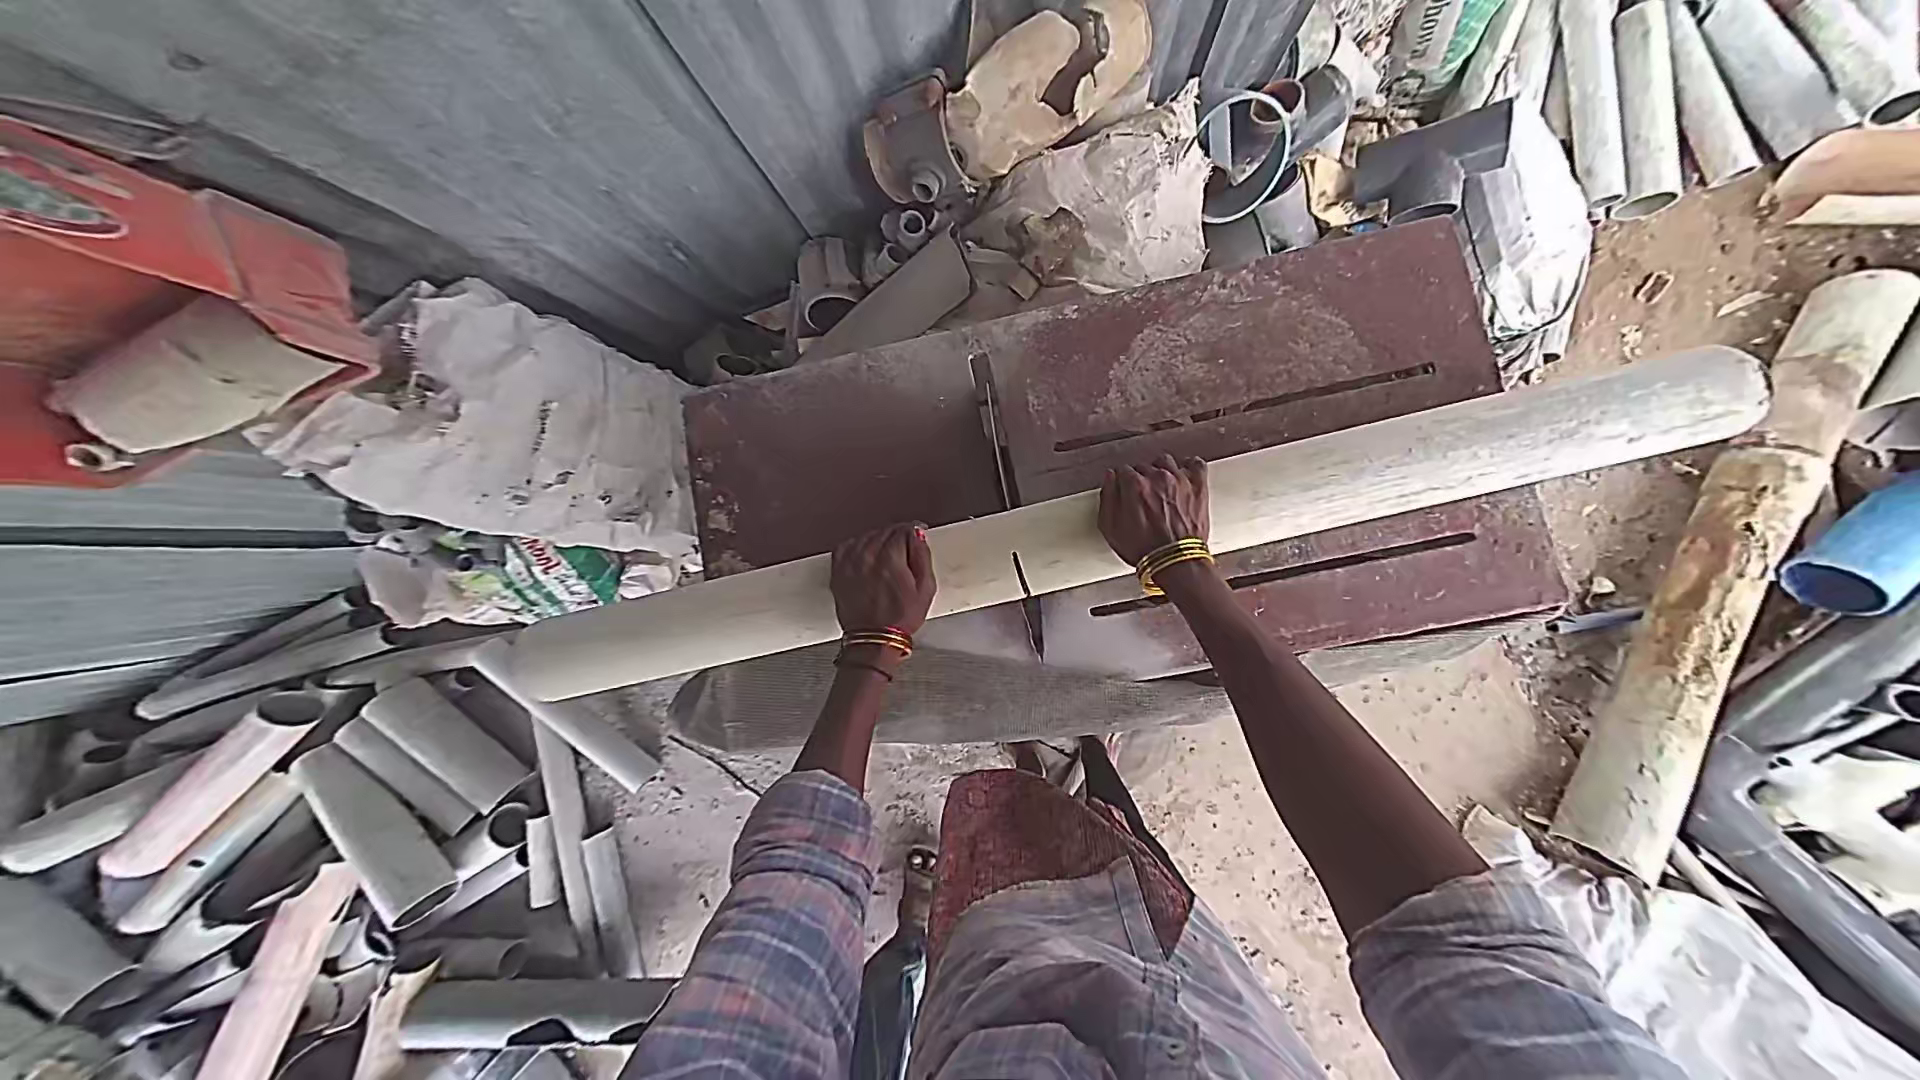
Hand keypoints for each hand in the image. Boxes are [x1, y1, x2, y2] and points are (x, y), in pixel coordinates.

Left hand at [831, 523, 936, 635]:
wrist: (873, 639)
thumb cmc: (898, 619)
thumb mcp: (925, 589)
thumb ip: (922, 556)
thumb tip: (918, 536)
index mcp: (890, 560)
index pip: (902, 530)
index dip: (913, 531)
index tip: (916, 534)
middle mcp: (867, 558)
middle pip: (885, 531)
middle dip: (898, 535)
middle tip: (905, 547)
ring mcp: (850, 563)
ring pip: (867, 535)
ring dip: (879, 540)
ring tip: (888, 554)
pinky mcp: (838, 570)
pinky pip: (848, 545)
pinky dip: (859, 546)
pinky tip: (867, 555)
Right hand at [1098, 453, 1209, 564]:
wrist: (1175, 561)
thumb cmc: (1145, 548)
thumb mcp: (1110, 528)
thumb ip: (1107, 497)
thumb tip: (1109, 479)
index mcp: (1134, 486)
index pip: (1122, 470)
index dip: (1121, 482)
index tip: (1123, 490)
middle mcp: (1157, 478)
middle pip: (1143, 466)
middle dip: (1139, 478)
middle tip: (1140, 495)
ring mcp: (1179, 480)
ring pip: (1166, 461)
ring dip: (1159, 469)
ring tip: (1159, 484)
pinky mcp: (1198, 487)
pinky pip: (1195, 464)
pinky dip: (1188, 466)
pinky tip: (1182, 474)